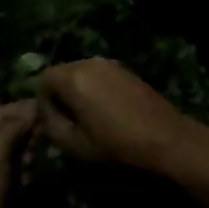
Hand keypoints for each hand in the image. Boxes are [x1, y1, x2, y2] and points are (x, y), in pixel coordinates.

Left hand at [0, 101, 36, 207]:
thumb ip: (13, 126)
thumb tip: (32, 106)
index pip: (1, 113)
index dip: (22, 108)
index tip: (46, 105)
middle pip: (10, 130)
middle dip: (28, 131)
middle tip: (46, 132)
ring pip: (17, 149)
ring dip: (29, 151)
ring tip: (35, 157)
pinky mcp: (4, 186)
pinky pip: (20, 169)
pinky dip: (27, 168)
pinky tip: (31, 175)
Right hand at [37, 59, 190, 170]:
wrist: (164, 136)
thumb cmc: (116, 143)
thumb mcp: (75, 145)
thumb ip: (51, 126)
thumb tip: (45, 115)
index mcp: (73, 78)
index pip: (43, 79)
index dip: (44, 101)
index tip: (55, 123)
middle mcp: (88, 63)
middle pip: (61, 72)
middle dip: (59, 93)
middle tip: (69, 119)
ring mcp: (108, 63)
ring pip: (79, 72)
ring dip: (76, 89)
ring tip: (88, 115)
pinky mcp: (123, 68)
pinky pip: (97, 73)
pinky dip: (93, 86)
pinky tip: (106, 108)